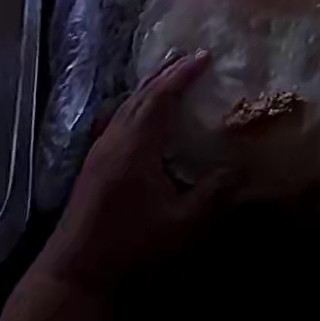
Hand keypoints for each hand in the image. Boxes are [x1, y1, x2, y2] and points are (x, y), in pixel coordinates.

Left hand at [34, 50, 238, 293]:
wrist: (77, 263)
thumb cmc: (130, 242)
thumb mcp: (180, 222)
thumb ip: (212, 195)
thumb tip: (242, 170)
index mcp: (136, 143)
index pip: (162, 97)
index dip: (183, 75)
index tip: (204, 56)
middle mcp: (116, 136)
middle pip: (142, 93)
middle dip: (166, 72)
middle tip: (189, 57)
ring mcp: (101, 146)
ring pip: (128, 103)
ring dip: (150, 86)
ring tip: (170, 75)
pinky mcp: (95, 158)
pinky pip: (120, 116)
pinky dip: (138, 103)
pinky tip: (143, 111)